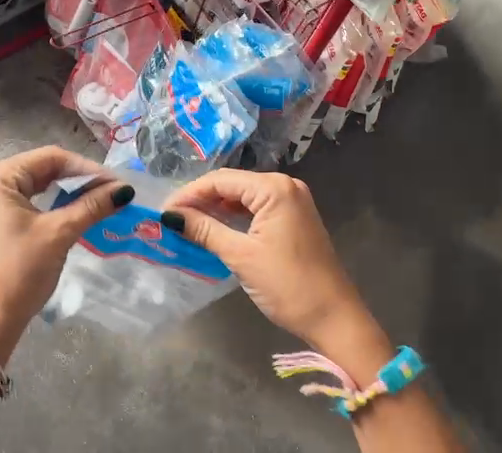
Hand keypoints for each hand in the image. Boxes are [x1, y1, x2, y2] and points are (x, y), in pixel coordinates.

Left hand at [0, 147, 134, 360]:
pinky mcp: (0, 220)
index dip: (86, 168)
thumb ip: (91, 206)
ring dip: (70, 191)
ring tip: (101, 199)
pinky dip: (57, 203)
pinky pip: (34, 200)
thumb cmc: (21, 271)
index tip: (116, 183)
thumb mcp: (59, 233)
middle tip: (112, 191)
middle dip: (80, 178)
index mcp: (0, 176)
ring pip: (41, 184)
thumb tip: (125, 190)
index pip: (51, 157)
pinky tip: (78, 210)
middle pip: (45, 167)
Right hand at [160, 170, 381, 359]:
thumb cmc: (289, 285)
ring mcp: (293, 202)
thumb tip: (170, 216)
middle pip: (232, 185)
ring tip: (188, 225)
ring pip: (243, 197)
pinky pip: (256, 209)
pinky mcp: (295, 219)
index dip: (189, 194)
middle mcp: (285, 186)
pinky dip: (235, 218)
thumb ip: (205, 231)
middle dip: (201, 200)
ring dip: (216, 209)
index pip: (221, 180)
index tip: (164, 212)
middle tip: (172, 219)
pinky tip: (216, 230)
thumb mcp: (241, 257)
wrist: (336, 320)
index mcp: (274, 188)